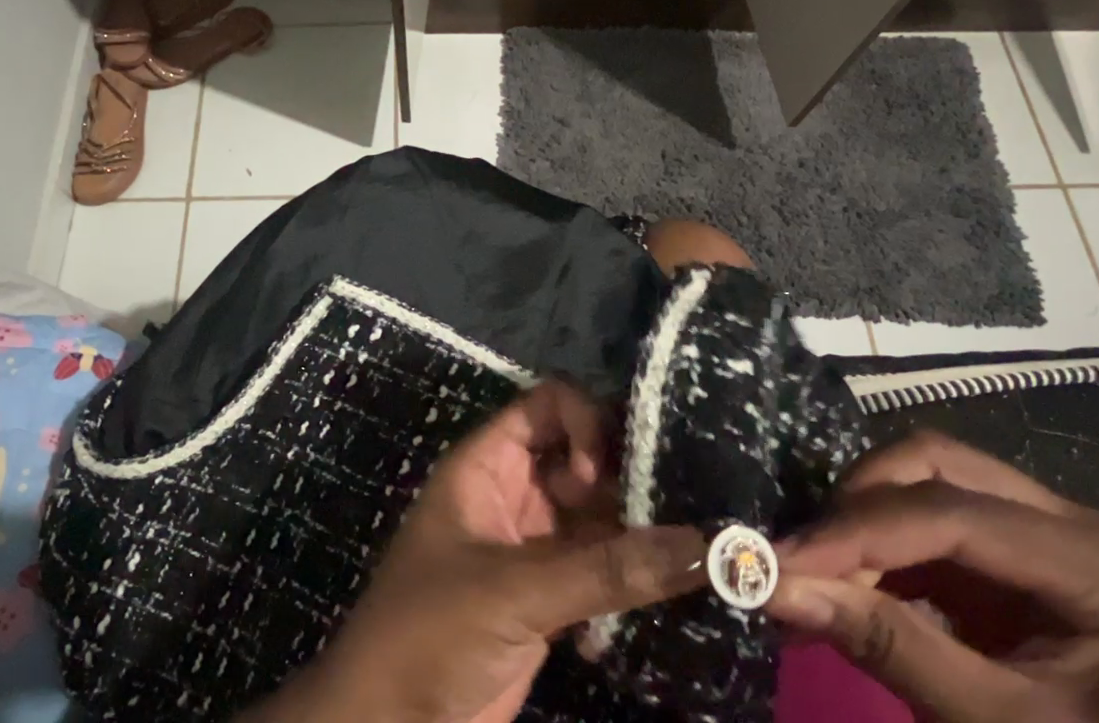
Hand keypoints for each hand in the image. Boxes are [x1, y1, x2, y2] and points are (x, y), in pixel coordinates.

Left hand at [240, 381, 707, 722]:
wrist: (391, 721)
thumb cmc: (431, 632)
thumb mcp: (512, 592)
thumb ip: (605, 570)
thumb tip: (707, 546)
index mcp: (486, 466)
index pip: (547, 407)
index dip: (584, 423)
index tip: (603, 478)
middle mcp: (515, 494)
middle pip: (585, 458)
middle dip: (631, 477)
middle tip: (686, 510)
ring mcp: (535, 546)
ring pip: (602, 516)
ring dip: (645, 530)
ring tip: (702, 549)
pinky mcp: (552, 597)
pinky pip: (605, 567)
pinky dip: (638, 574)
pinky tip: (681, 587)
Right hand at [765, 432, 1098, 722]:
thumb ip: (893, 650)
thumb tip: (777, 588)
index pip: (957, 514)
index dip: (857, 533)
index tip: (777, 563)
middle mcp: (1086, 529)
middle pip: (940, 468)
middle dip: (858, 508)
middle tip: (803, 564)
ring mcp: (1051, 539)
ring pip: (925, 482)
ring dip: (861, 525)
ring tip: (818, 581)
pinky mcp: (1015, 561)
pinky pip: (926, 528)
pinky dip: (877, 552)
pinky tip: (847, 592)